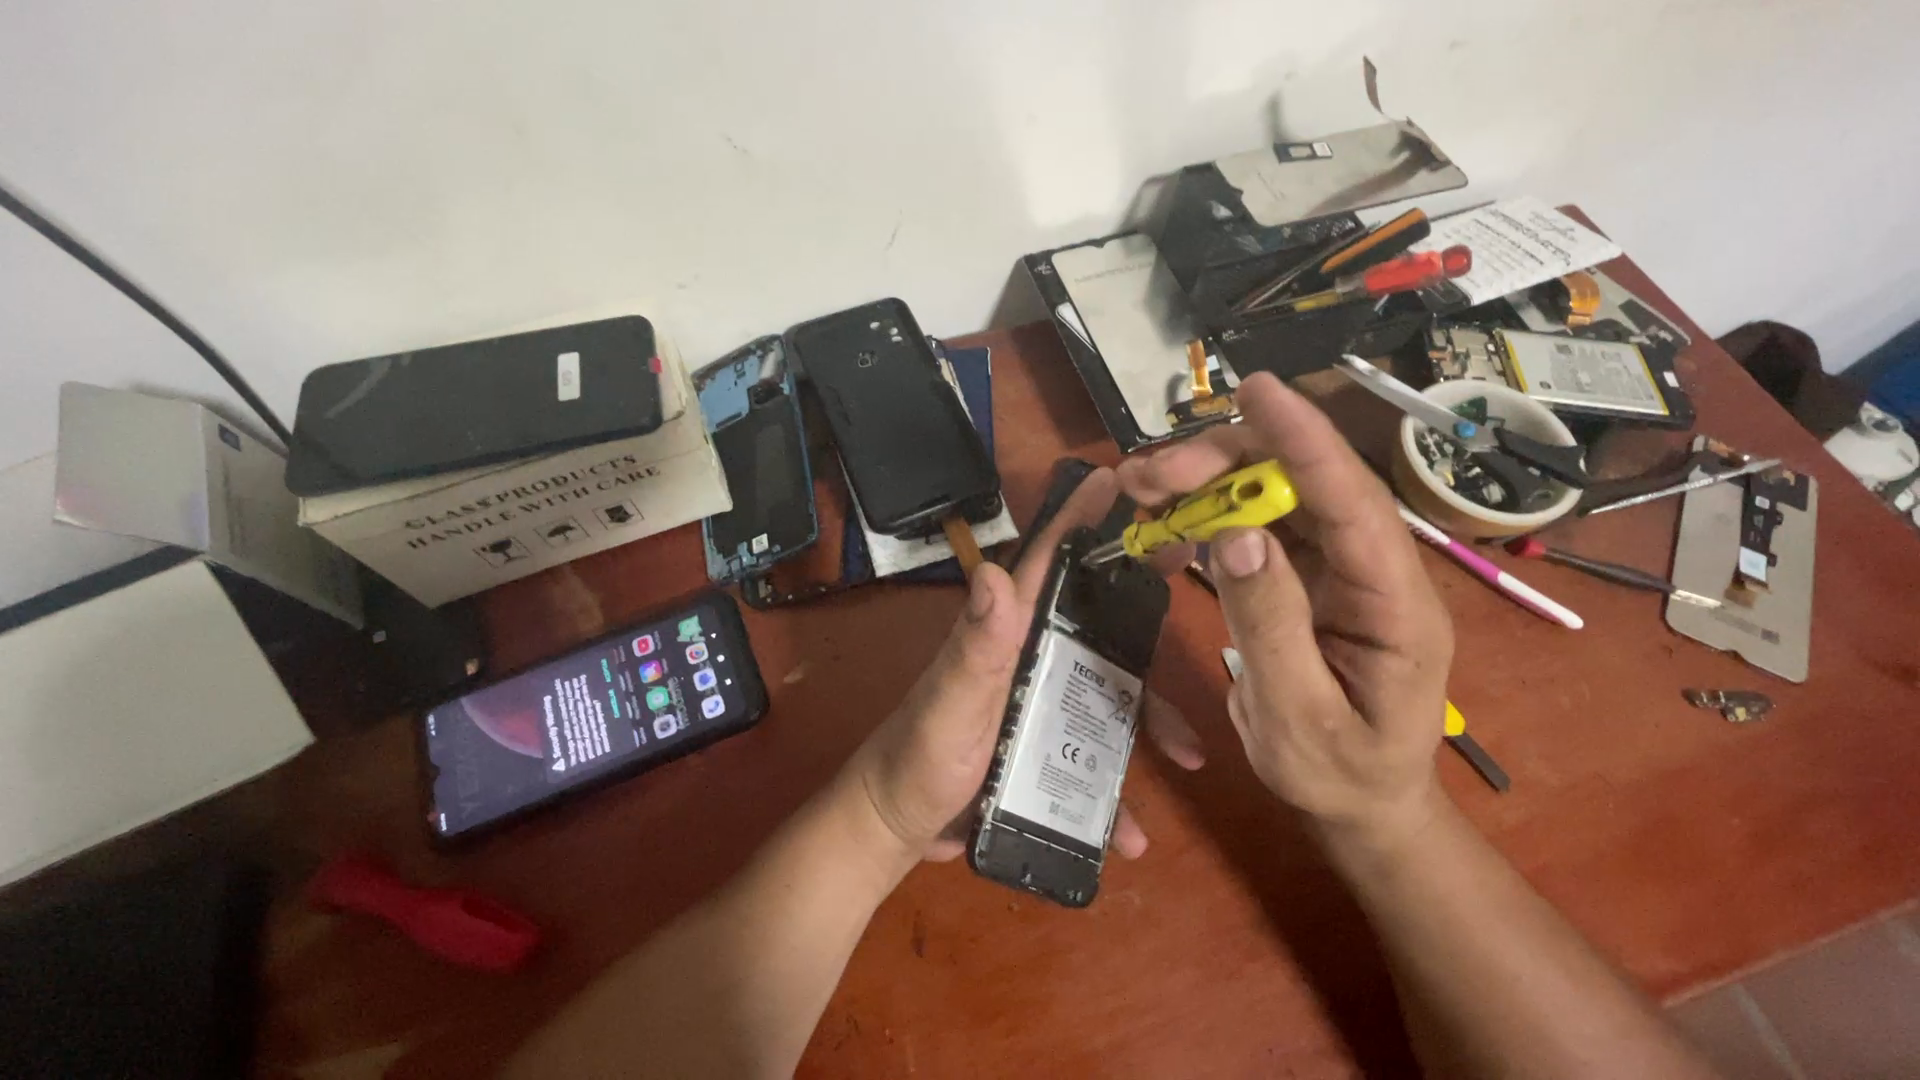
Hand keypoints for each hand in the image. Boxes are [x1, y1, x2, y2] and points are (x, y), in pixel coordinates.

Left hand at [847, 468, 1205, 863]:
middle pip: (1095, 621)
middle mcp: (1029, 660)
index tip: (1120, 479)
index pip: (1044, 565)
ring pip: (1110, 697)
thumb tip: (993, 571)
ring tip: (1191, 756)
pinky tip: (1134, 833)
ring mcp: (1040, 705)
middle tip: (1193, 576)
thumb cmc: (917, 756)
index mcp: (1006, 635)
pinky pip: (1093, 762)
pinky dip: (1115, 795)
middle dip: (1142, 603)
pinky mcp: (1045, 750)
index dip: (1077, 520)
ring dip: (1151, 724)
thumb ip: (973, 646)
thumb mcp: (949, 702)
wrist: (900, 824)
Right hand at [1117, 373, 1454, 850]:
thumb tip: (1236, 536)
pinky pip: (1254, 530)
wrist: (1360, 803)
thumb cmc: (1340, 773)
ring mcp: (1337, 572)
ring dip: (1205, 485)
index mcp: (1395, 604)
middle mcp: (1370, 570)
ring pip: (1272, 498)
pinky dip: (1205, 521)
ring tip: (1140, 489)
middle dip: (1225, 465)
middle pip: (1302, 486)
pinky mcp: (1305, 579)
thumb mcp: (1299, 717)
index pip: (1353, 503)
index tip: (1257, 391)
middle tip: (1148, 474)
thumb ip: (1271, 625)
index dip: (1304, 441)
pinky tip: (1164, 531)